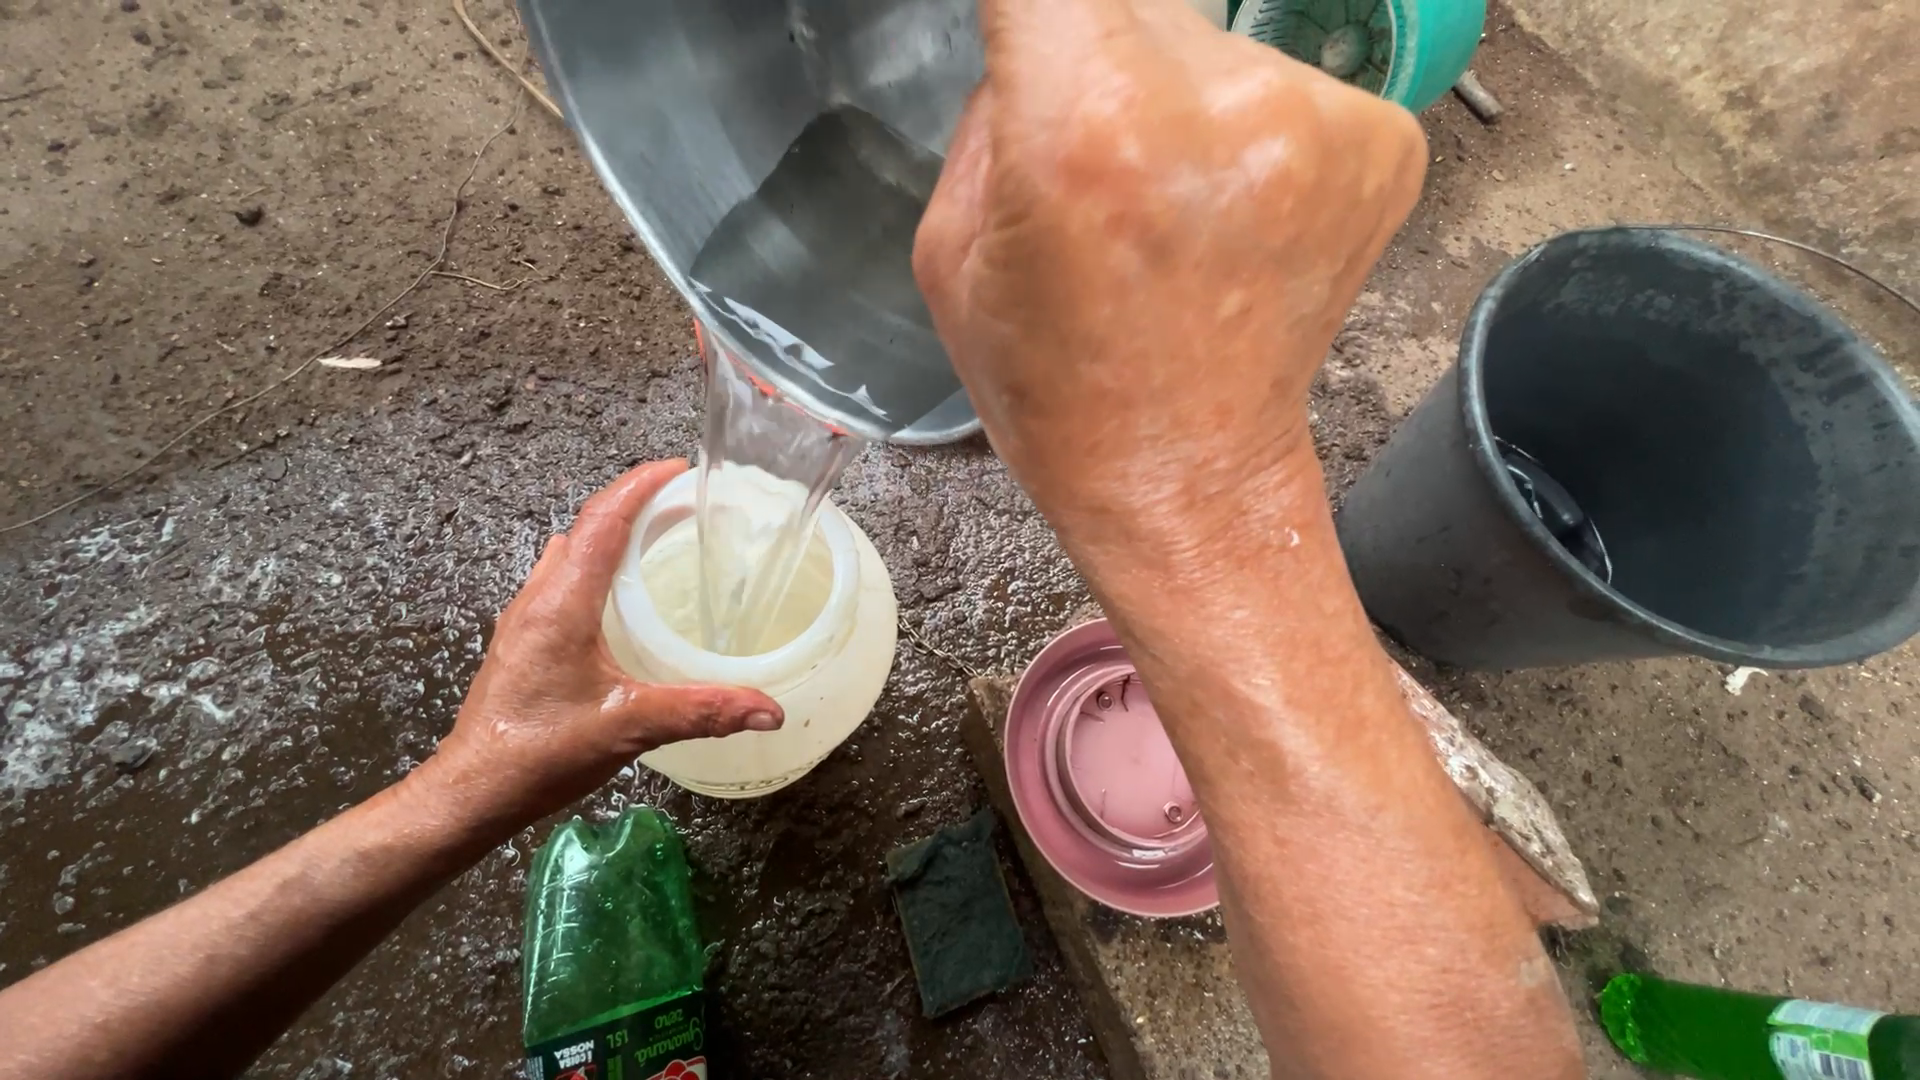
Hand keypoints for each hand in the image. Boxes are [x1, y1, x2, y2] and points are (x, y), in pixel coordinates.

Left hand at [415, 461, 781, 828]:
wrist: (471, 792)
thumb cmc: (538, 755)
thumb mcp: (628, 727)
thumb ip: (701, 712)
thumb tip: (770, 709)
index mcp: (561, 603)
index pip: (602, 520)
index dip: (641, 486)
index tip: (682, 469)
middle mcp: (540, 596)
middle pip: (589, 525)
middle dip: (639, 502)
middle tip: (690, 502)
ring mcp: (528, 614)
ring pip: (575, 548)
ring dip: (618, 529)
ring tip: (666, 534)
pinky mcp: (529, 635)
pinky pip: (568, 574)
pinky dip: (603, 560)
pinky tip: (631, 590)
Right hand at [913, 0, 1426, 568]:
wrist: (1179, 478)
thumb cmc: (1051, 392)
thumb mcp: (951, 257)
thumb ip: (987, 112)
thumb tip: (1034, 40)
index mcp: (1087, 130)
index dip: (1029, 9)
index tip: (1028, 35)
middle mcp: (1219, 104)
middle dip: (1094, 55)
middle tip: (1091, 159)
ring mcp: (1318, 122)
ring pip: (1211, 38)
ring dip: (1172, 96)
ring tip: (1160, 208)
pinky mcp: (1381, 148)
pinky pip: (1283, 86)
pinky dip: (1242, 134)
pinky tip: (1224, 223)